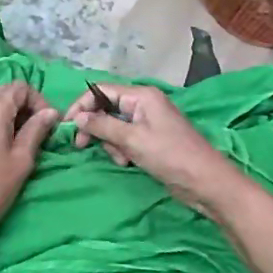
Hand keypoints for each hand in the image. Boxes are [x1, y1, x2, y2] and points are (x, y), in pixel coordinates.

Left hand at [0, 82, 59, 249]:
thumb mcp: (23, 157)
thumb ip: (37, 129)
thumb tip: (51, 112)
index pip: (21, 87)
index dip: (39, 100)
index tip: (49, 122)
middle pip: (6, 91)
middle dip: (26, 104)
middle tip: (40, 127)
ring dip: (13, 112)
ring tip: (25, 137)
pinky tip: (7, 143)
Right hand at [65, 84, 248, 216]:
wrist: (205, 182)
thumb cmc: (170, 156)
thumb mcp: (132, 140)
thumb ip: (102, 126)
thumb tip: (77, 118)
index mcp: (142, 96)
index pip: (101, 90)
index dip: (82, 105)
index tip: (67, 126)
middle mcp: (144, 103)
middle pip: (106, 108)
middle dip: (96, 127)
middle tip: (82, 146)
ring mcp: (148, 122)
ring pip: (114, 126)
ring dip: (111, 142)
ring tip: (121, 159)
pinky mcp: (151, 139)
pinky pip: (126, 138)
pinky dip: (122, 149)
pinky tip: (128, 162)